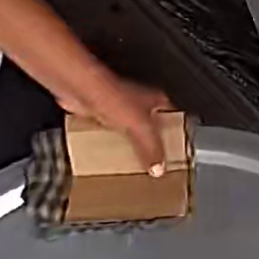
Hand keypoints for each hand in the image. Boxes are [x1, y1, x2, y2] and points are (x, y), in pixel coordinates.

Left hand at [59, 74, 177, 174]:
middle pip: (152, 129)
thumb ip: (153, 150)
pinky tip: (112, 154)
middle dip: (152, 144)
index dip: (178, 136)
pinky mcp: (100, 113)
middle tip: (156, 161)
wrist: (80, 90)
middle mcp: (140, 102)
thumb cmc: (112, 96)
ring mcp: (120, 107)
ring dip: (131, 145)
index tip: (178, 152)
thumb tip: (159, 169)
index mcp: (157, 100)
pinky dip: (111, 144)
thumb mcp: (142, 129)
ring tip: (134, 161)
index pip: (175, 120)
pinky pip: (110, 133)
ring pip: (131, 131)